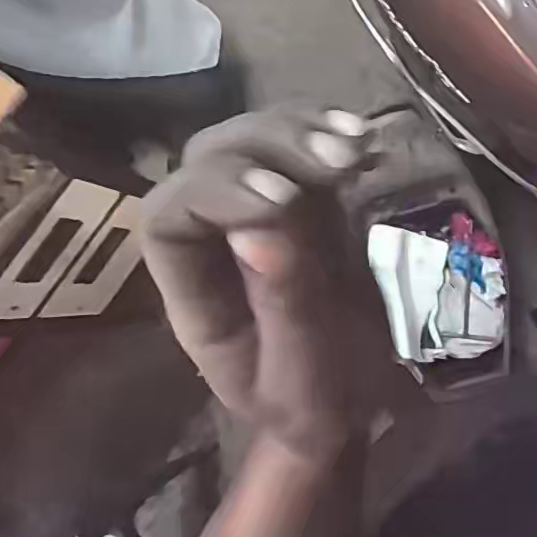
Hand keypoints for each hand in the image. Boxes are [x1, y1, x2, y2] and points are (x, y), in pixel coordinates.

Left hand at [140, 107, 392, 462]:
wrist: (350, 402)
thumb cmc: (314, 404)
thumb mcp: (300, 376)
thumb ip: (282, 306)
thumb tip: (265, 230)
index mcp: (192, 291)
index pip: (170, 218)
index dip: (216, 194)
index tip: (286, 201)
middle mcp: (213, 239)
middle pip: (209, 159)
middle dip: (269, 148)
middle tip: (338, 162)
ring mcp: (259, 212)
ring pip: (253, 140)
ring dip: (302, 132)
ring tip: (357, 146)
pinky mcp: (305, 203)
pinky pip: (302, 151)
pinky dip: (331, 135)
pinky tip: (366, 142)